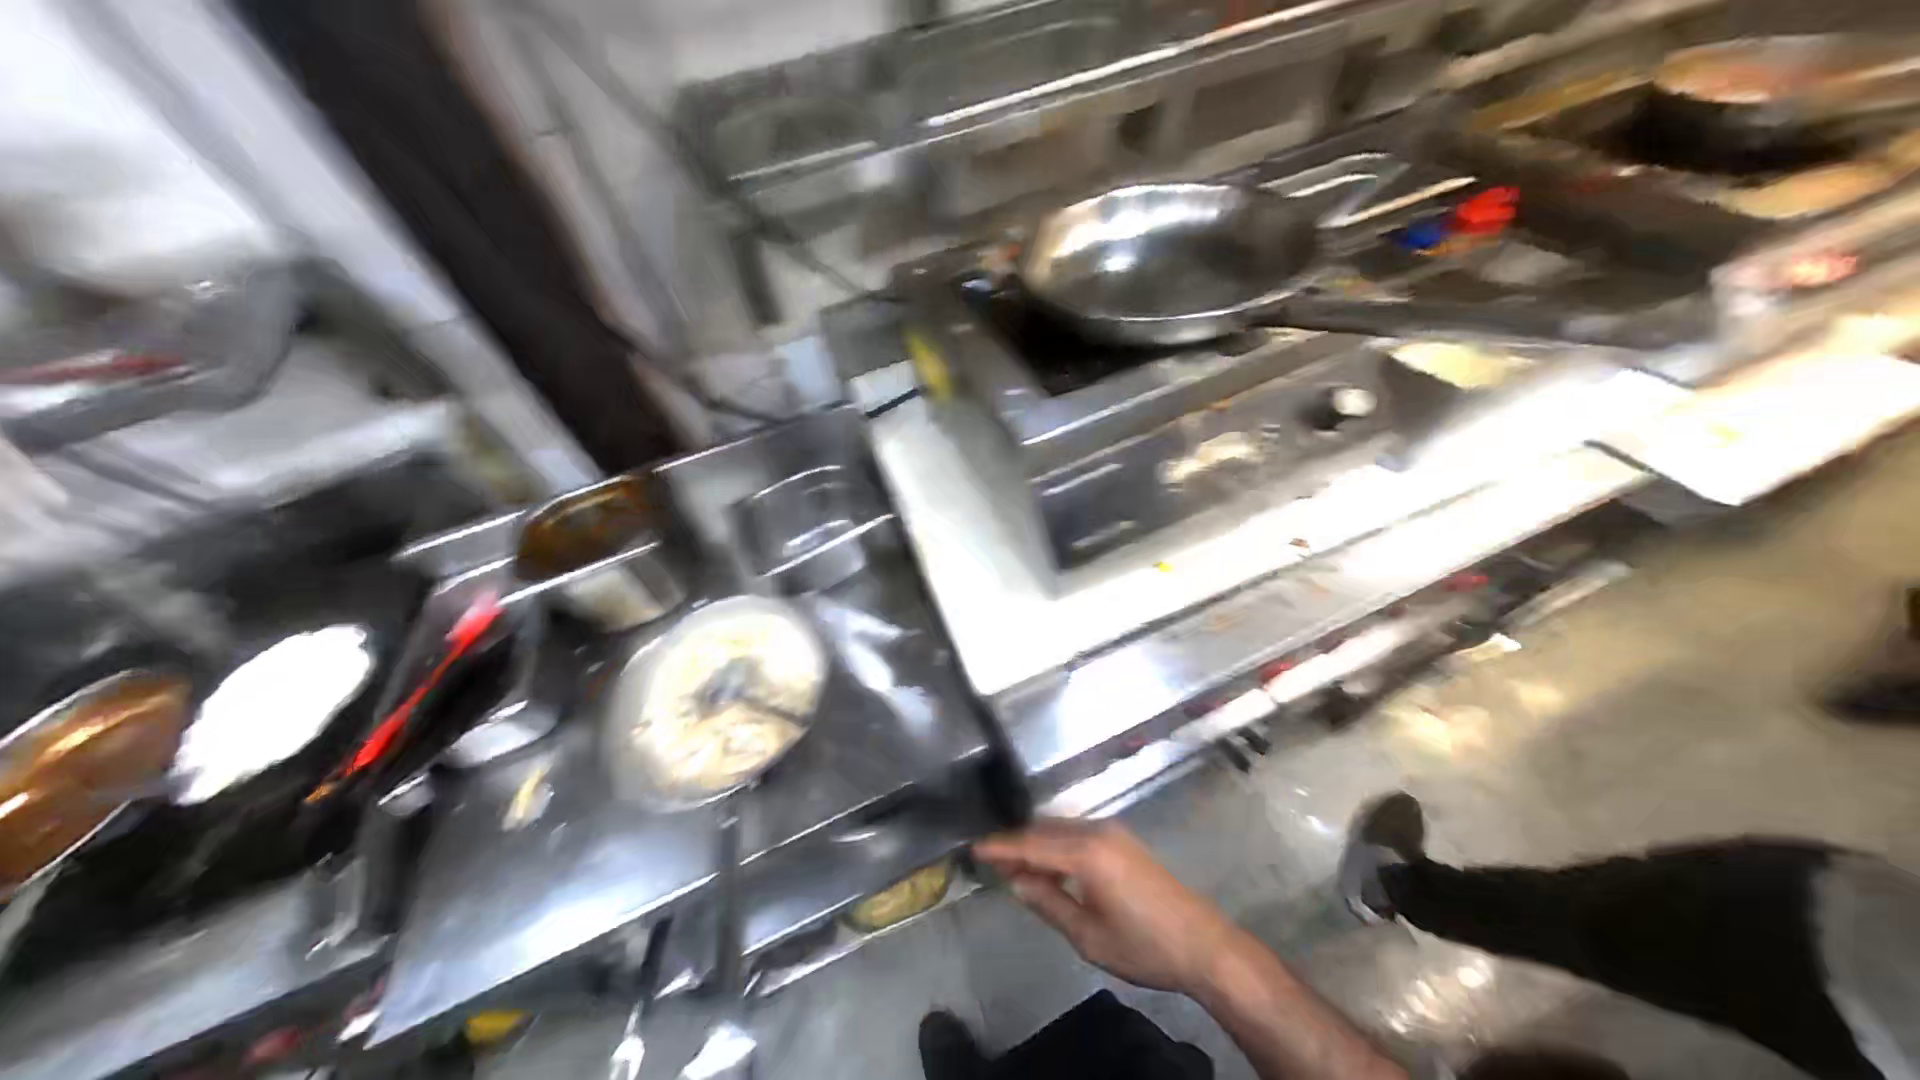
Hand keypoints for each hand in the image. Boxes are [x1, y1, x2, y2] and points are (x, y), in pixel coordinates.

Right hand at [973, 819, 1246, 994]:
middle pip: (1044, 830)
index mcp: (1087, 853)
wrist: (1203, 945)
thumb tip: (1015, 882)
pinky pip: (1077, 834)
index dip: (1001, 847)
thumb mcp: (1087, 936)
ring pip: (1060, 829)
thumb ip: (1047, 903)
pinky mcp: (1123, 840)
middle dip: (1016, 843)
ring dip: (1036, 844)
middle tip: (989, 861)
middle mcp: (1097, 831)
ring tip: (1013, 867)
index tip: (974, 848)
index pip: (1032, 844)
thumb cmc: (1143, 946)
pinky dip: (1057, 845)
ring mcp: (1113, 832)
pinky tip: (1048, 866)